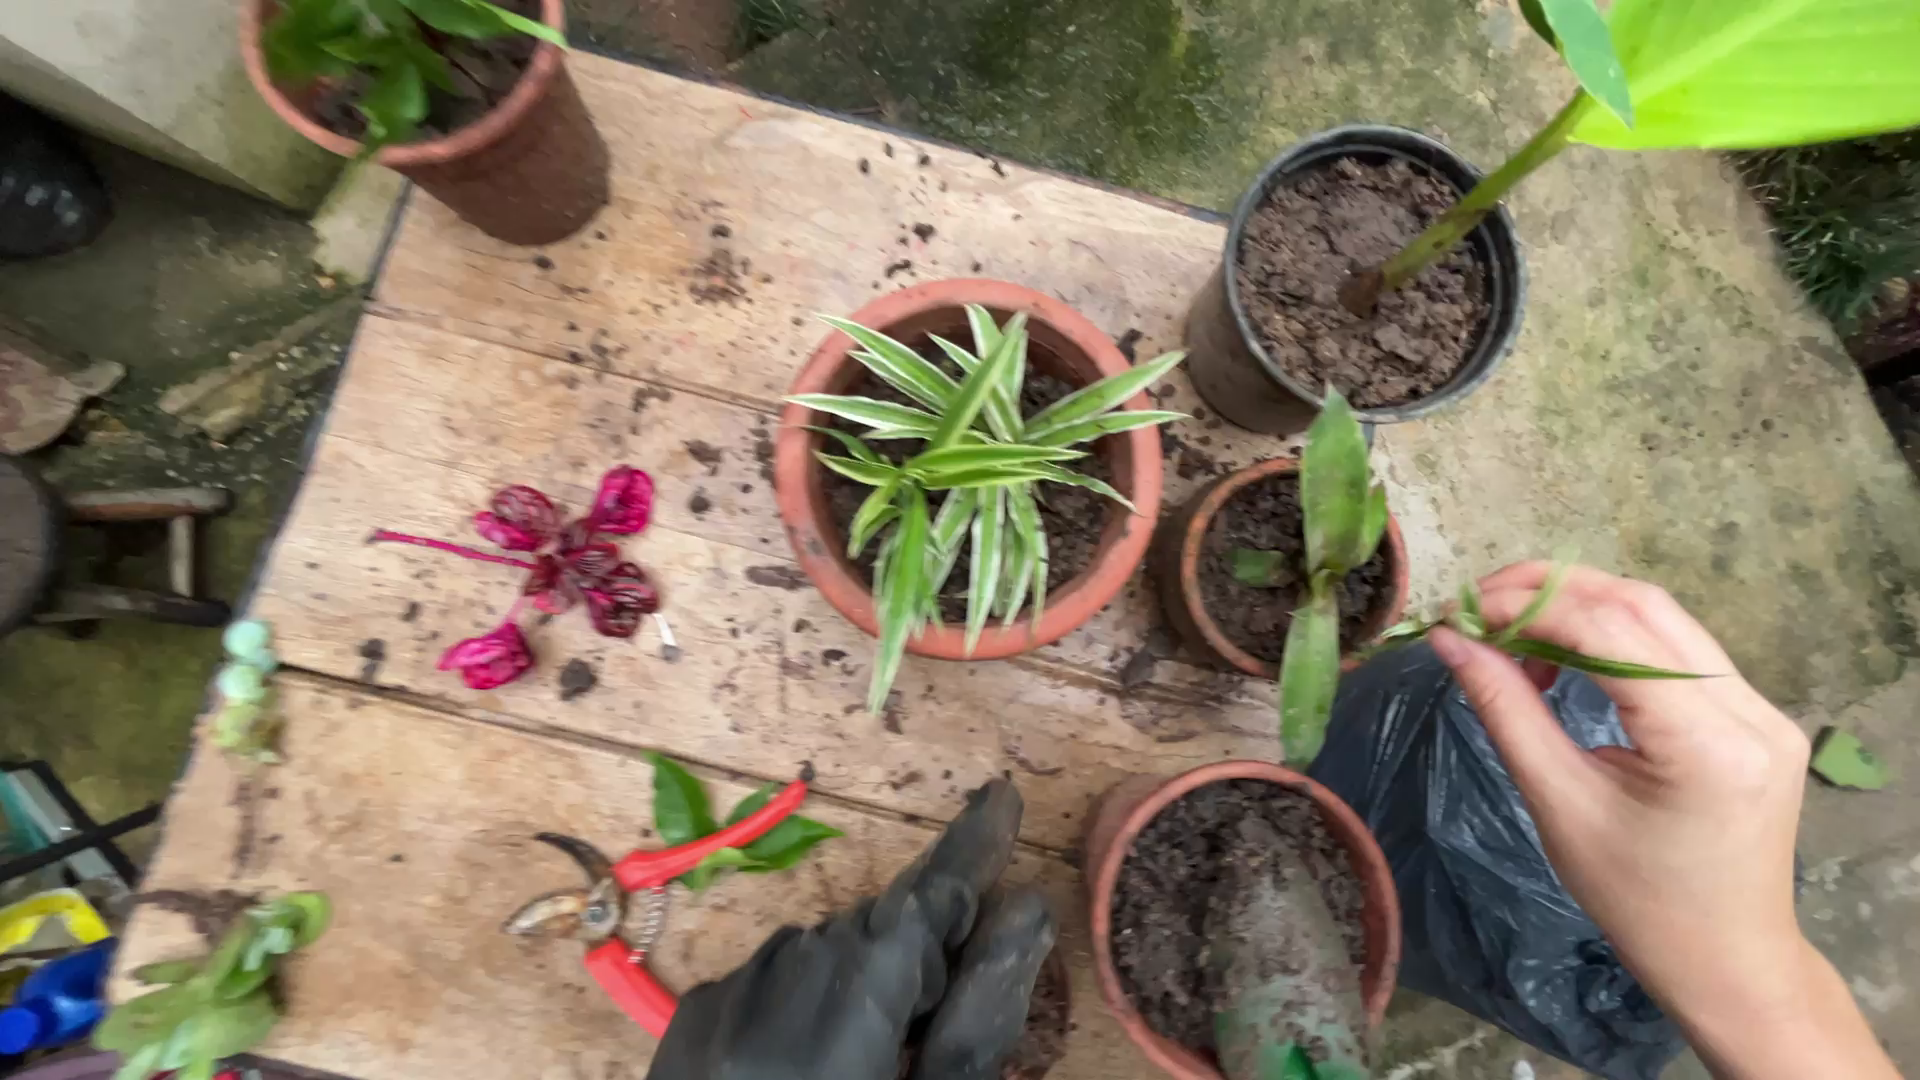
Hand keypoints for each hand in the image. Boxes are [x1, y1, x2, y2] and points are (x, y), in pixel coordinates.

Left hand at [646, 779, 1056, 1079]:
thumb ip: (978, 1017)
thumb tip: (1026, 909)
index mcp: (848, 1003)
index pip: (927, 897)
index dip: (971, 848)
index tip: (1001, 795)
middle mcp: (780, 974)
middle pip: (878, 921)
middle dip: (922, 940)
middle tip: (939, 1003)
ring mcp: (729, 992)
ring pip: (828, 943)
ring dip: (865, 970)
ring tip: (874, 1050)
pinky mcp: (694, 1017)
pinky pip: (776, 973)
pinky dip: (812, 992)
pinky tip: (814, 1057)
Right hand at [1428, 563, 1895, 1079]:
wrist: (1722, 954)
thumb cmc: (1630, 890)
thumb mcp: (1552, 795)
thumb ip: (1501, 704)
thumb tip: (1447, 639)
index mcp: (1706, 740)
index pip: (1608, 631)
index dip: (1523, 607)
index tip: (1455, 615)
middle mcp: (1748, 708)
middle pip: (1637, 603)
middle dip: (1543, 590)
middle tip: (1472, 607)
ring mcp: (1756, 705)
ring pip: (1653, 613)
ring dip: (1568, 606)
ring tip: (1503, 632)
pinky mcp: (1744, 710)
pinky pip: (1663, 643)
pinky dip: (1596, 633)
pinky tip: (1552, 657)